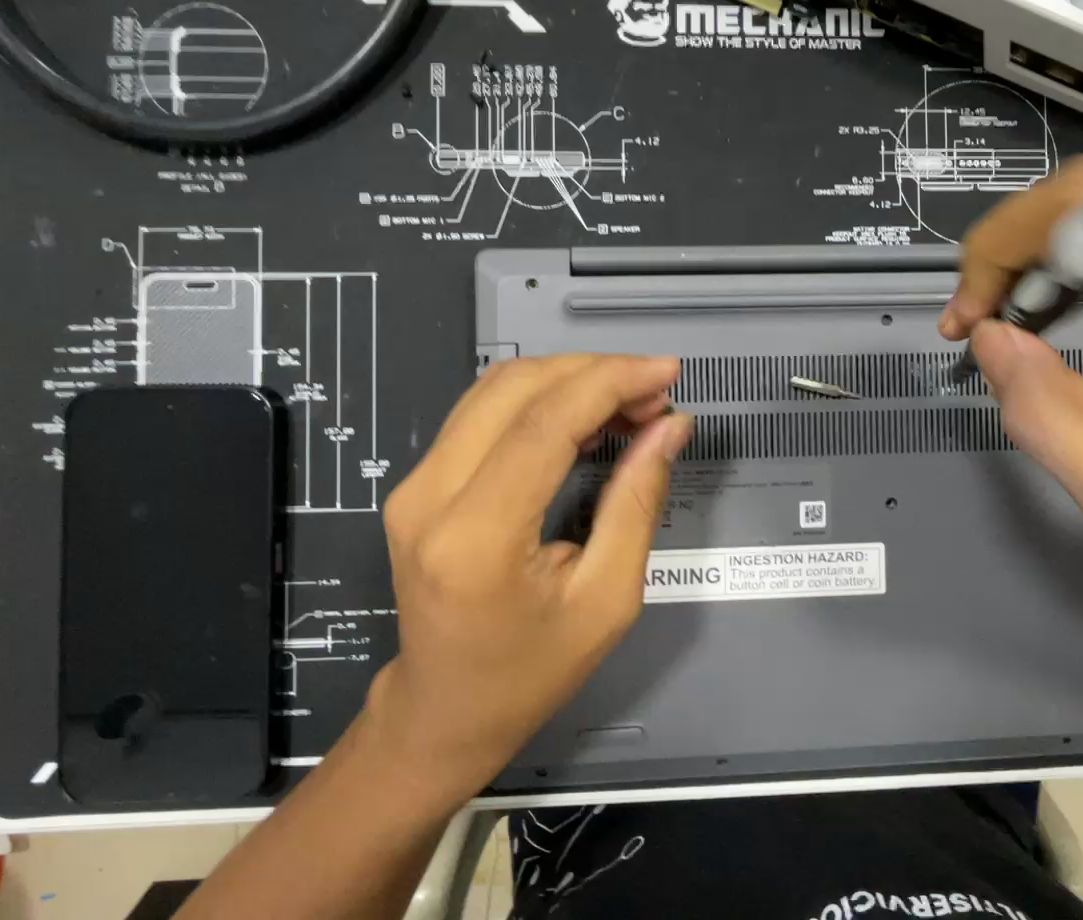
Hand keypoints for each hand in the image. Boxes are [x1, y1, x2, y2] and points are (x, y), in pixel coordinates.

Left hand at [365, 355, 691, 798]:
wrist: (444, 710)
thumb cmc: (529, 672)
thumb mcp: (607, 600)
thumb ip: (637, 504)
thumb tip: (668, 428)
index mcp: (476, 538)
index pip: (545, 425)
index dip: (611, 383)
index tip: (666, 373)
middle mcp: (429, 498)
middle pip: (515, 389)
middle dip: (594, 373)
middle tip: (654, 394)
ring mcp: (413, 485)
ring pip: (494, 389)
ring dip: (567, 380)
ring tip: (628, 403)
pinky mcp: (417, 483)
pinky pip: (481, 413)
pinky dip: (539, 400)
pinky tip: (584, 417)